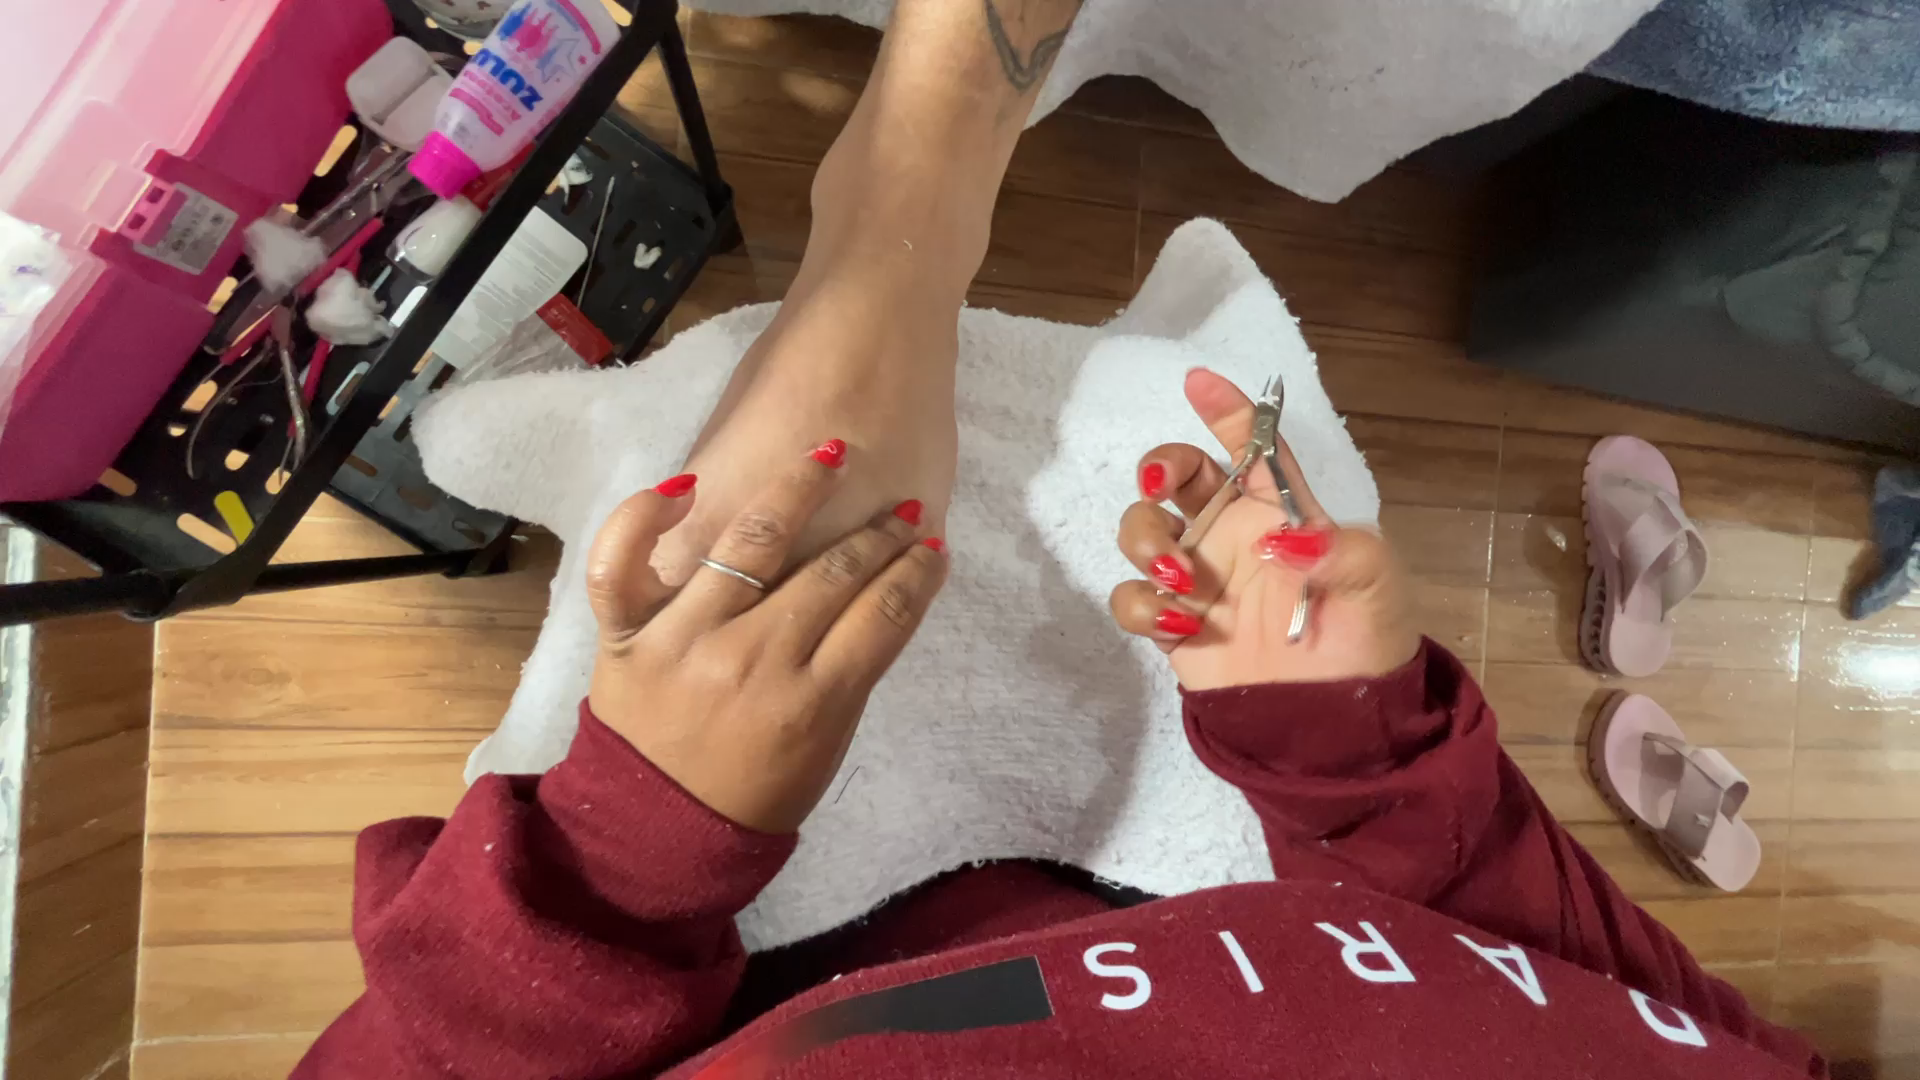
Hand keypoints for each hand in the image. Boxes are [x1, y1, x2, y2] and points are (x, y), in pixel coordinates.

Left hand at [583, 449, 946, 832]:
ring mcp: (681, 640)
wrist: (653, 839)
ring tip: (832, 456)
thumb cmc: (757, 797)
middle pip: (833, 575)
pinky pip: (621, 564)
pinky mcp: (623, 636)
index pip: (884, 615)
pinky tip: (687, 484)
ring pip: (752, 542)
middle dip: (880, 537)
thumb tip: (880, 595)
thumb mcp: (828, 744)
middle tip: (902, 512)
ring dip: (802, 490)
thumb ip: (852, 669)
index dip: (919, 575)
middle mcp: (750, 660)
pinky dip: (644, 518)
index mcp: (810, 703)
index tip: (934, 548)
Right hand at [1108, 369, 1420, 690]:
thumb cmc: (1361, 639)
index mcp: (1274, 510)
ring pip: (1138, 529)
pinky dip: (1141, 605)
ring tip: (1183, 578)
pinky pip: (1130, 597)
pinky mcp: (1168, 620)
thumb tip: (1282, 543)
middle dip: (1156, 467)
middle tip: (1158, 489)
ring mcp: (1191, 576)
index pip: (1250, 448)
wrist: (1329, 717)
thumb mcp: (1378, 587)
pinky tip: (1179, 625)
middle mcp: (1224, 533)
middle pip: (1172, 476)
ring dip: (1145, 541)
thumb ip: (1345, 553)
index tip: (1196, 382)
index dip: (1226, 410)